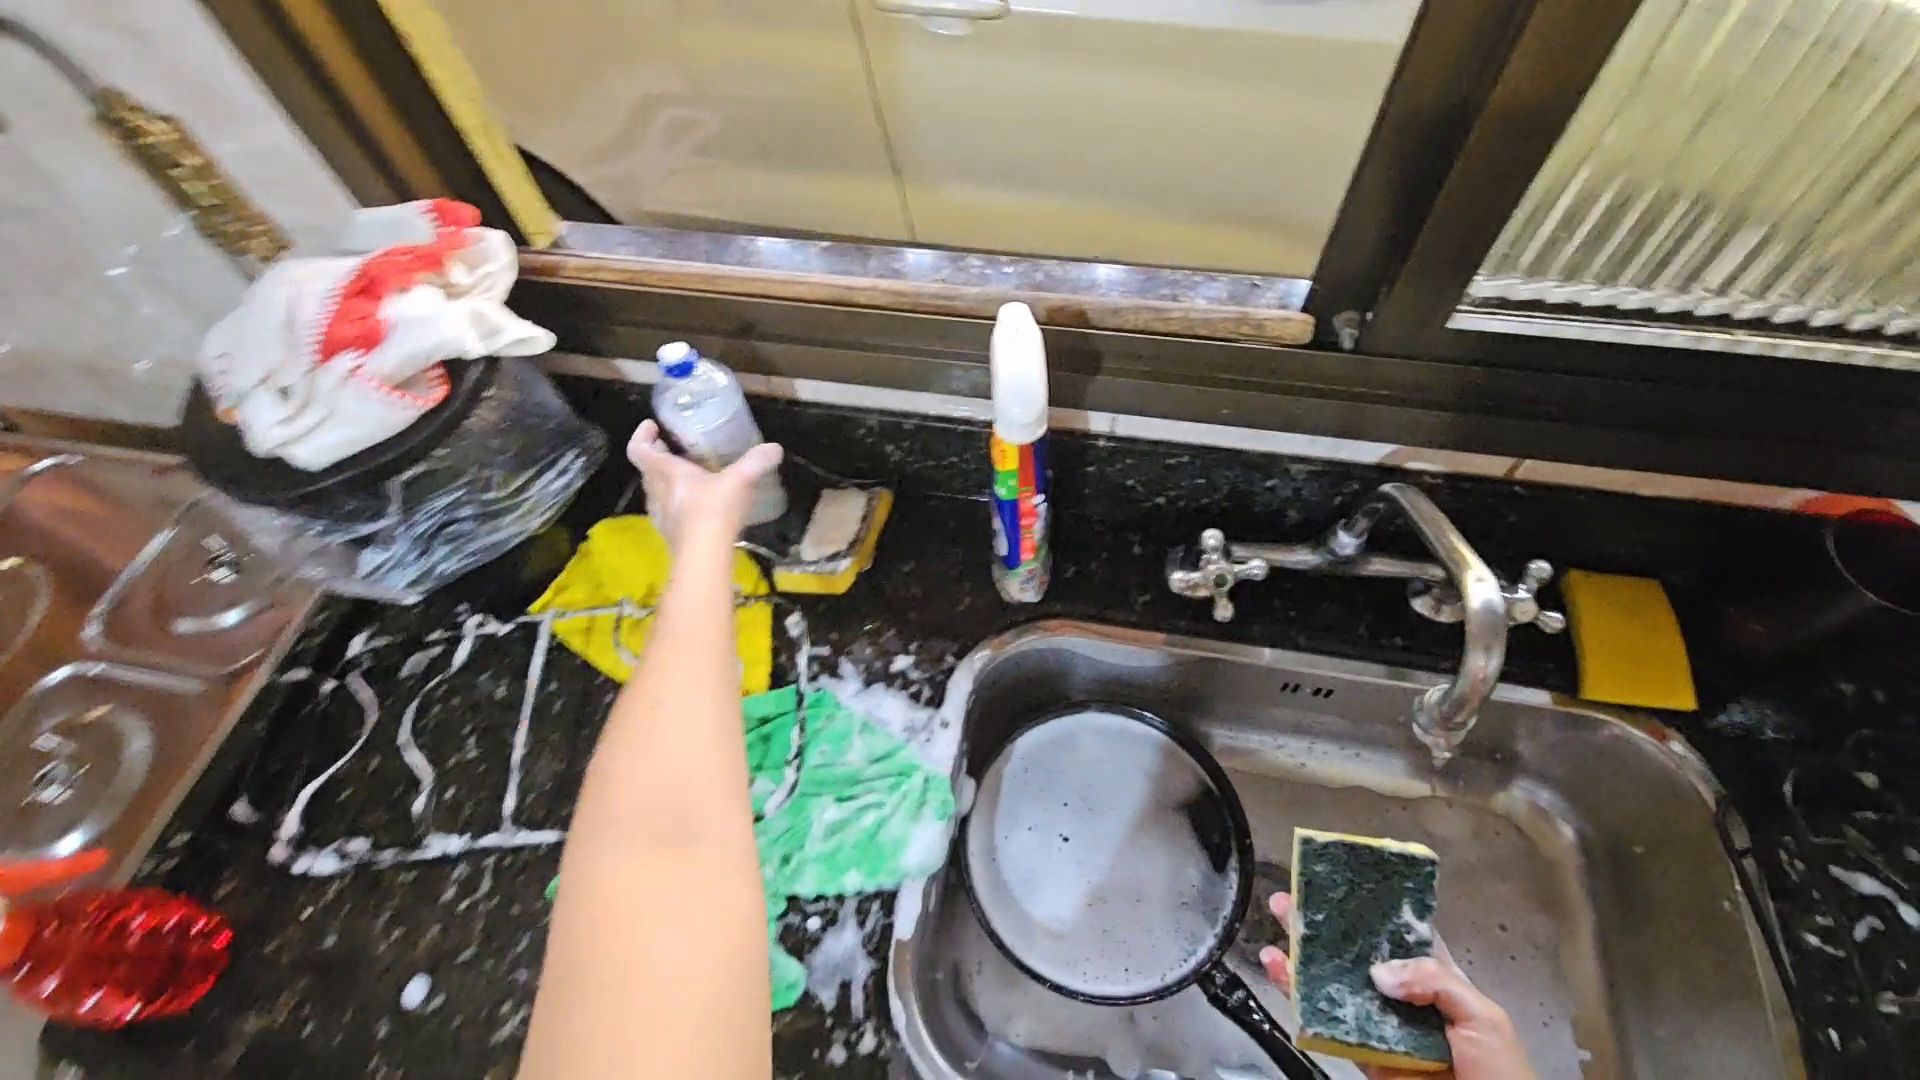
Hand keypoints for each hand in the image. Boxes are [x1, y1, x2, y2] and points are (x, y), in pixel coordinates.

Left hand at [627, 420, 782, 549]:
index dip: (642, 436)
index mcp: (666, 472)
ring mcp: (661, 516)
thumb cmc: (714, 509)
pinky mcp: (670, 534)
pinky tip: (697, 508)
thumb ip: (756, 462)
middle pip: (647, 470)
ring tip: (688, 478)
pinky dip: (677, 505)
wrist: (704, 555)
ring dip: (666, 483)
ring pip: (656, 493)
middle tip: (674, 449)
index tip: (653, 427)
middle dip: (658, 457)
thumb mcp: (740, 480)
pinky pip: (668, 513)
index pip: (639, 449)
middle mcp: (656, 492)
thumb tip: (775, 448)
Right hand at [1258, 893, 1535, 1079]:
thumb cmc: (1500, 1073)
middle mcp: (1399, 997)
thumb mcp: (1483, 1018)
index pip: (1395, 936)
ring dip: (1299, 957)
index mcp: (1433, 980)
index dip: (1367, 911)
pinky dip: (1295, 997)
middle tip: (1288, 900)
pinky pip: (1321, 1022)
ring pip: (1330, 984)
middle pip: (1352, 954)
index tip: (1336, 885)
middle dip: (1319, 926)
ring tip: (1275, 930)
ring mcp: (1376, 1024)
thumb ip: (1435, 981)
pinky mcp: (1359, 1053)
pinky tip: (1277, 971)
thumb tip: (1376, 973)